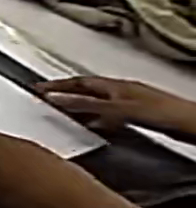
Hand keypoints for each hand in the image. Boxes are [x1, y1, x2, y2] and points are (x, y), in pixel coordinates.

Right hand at [36, 76, 195, 136]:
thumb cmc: (168, 114)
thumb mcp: (117, 108)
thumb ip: (84, 104)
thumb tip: (54, 98)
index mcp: (117, 86)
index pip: (78, 81)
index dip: (57, 84)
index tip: (38, 87)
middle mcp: (125, 93)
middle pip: (88, 91)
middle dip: (67, 94)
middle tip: (47, 98)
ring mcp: (136, 104)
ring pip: (99, 103)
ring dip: (81, 108)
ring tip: (65, 113)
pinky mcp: (144, 117)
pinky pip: (111, 115)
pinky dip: (97, 119)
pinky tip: (96, 126)